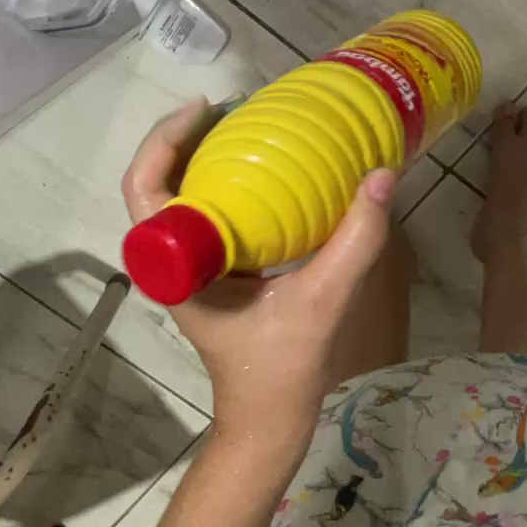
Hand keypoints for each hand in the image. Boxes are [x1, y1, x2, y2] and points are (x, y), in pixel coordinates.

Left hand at [121, 100, 395, 453]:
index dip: (164, 138)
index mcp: (174, 267)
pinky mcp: (207, 273)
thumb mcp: (322, 301)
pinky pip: (203, 214)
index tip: (206, 106)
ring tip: (245, 125)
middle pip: (156, 182)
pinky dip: (222, 183)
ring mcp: (186, 268)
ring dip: (200, 157)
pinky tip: (261, 171)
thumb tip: (384, 174)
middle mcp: (170, 262)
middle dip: (185, 137)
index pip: (143, 188)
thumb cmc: (282, 368)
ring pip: (177, 197)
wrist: (268, 420)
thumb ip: (356, 240)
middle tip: (234, 108)